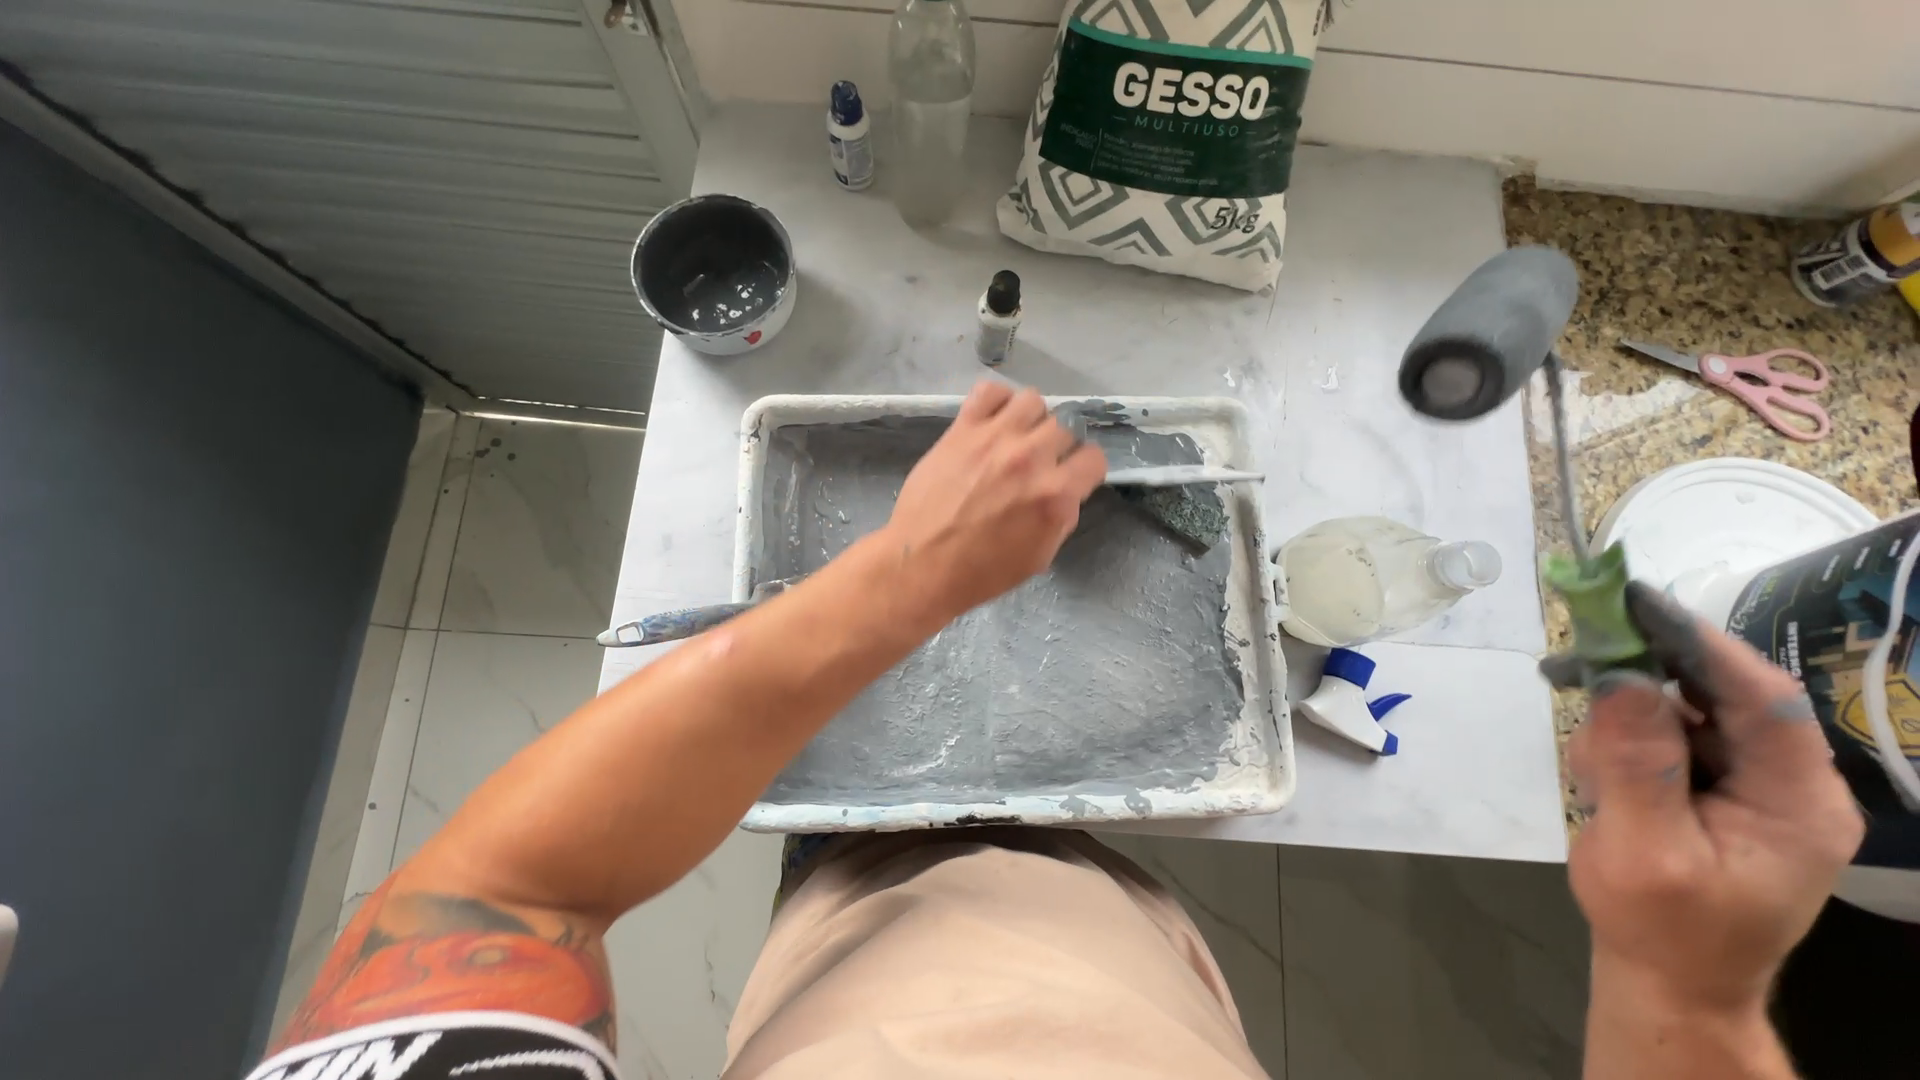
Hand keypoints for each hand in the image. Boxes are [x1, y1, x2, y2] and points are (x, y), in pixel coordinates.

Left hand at [886, 382, 1106, 620]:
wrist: (923, 564)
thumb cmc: (982, 571)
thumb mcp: (1040, 556)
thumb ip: (1062, 516)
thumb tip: (1065, 491)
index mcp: (1055, 495)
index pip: (1094, 458)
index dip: (1084, 470)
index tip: (1071, 477)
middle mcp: (1031, 459)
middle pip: (1064, 428)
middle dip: (1056, 447)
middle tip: (1036, 465)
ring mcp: (995, 438)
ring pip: (1033, 401)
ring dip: (1030, 420)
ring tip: (1015, 440)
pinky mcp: (962, 429)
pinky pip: (990, 391)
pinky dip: (997, 401)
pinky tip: (992, 422)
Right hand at [1568, 585, 1862, 1020]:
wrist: (1668, 979)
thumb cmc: (1661, 926)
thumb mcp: (1644, 850)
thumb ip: (1636, 764)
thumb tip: (1620, 678)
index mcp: (1797, 800)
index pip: (1763, 698)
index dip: (1699, 644)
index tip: (1632, 604)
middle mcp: (1785, 783)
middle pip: (1719, 698)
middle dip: (1643, 684)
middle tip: (1572, 671)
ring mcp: (1749, 787)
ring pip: (1682, 715)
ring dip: (1623, 726)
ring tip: (1590, 779)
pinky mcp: (1712, 790)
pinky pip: (1666, 739)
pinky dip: (1621, 744)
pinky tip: (1598, 782)